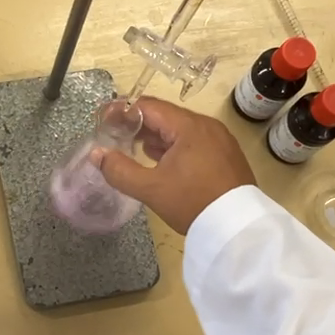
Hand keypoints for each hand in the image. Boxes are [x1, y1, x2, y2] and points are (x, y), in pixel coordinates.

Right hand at [90, 97, 255, 234]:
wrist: (237, 228)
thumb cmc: (192, 202)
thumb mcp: (150, 189)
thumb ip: (119, 170)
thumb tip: (97, 155)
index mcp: (188, 126)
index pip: (148, 106)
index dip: (122, 112)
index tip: (103, 123)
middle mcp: (206, 126)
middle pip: (164, 116)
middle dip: (137, 125)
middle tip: (115, 138)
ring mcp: (219, 140)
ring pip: (179, 130)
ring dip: (155, 137)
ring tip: (134, 151)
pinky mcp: (225, 155)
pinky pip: (193, 142)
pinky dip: (174, 147)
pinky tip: (163, 163)